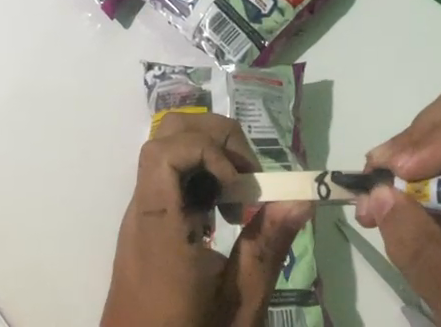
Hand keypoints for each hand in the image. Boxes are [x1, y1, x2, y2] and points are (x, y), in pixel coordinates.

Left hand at [102, 112, 311, 326]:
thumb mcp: (239, 305)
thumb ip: (266, 247)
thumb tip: (300, 198)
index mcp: (159, 224)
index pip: (165, 151)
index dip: (207, 151)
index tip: (239, 187)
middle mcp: (142, 208)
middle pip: (167, 134)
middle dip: (215, 139)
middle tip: (249, 180)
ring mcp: (140, 213)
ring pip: (167, 149)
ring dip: (209, 155)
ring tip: (238, 196)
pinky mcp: (144, 223)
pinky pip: (167, 174)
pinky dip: (198, 175)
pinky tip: (220, 212)